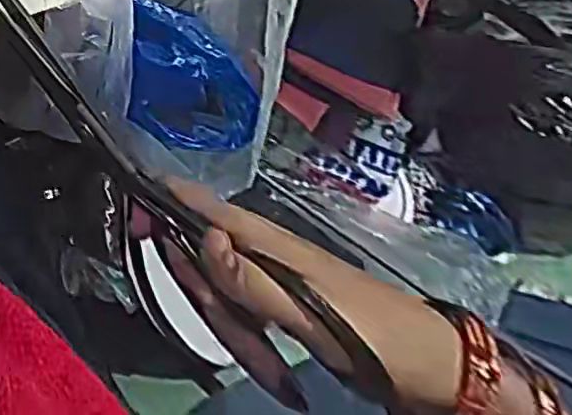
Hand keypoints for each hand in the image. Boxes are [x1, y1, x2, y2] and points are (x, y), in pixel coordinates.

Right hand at [164, 181, 464, 412]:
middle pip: (197, 254)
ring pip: (215, 288)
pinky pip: (236, 311)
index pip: (196, 203)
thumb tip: (203, 238)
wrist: (439, 370)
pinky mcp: (274, 302)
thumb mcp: (308, 308)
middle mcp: (255, 247)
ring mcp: (265, 275)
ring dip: (229, 327)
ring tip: (266, 363)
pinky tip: (267, 363)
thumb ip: (249, 277)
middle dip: (203, 294)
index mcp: (260, 236)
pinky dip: (243, 337)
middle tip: (229, 326)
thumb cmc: (374, 331)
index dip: (159, 201)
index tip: (132, 216)